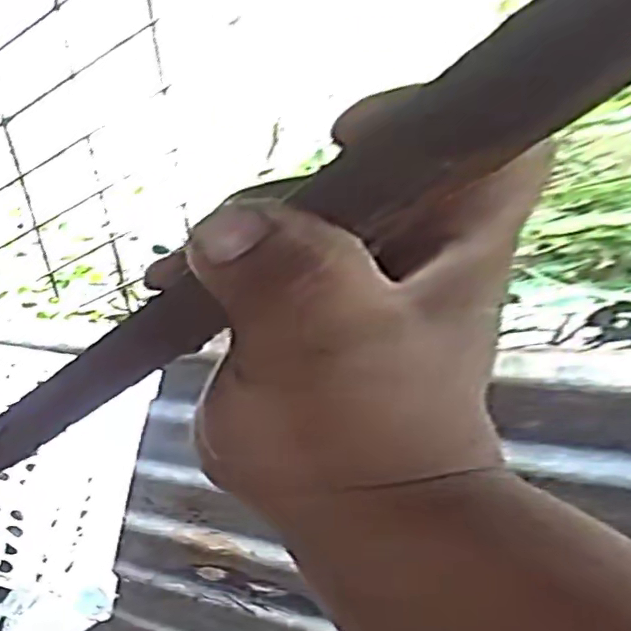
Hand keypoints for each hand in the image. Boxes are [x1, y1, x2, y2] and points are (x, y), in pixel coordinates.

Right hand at [146, 90, 552, 522]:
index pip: (457, 138)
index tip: (334, 135)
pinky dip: (210, 284)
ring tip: (173, 274)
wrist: (343, 507)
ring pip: (283, 239)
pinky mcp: (290, 329)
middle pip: (341, 188)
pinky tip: (173, 296)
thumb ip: (285, 276)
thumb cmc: (353, 432)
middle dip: (269, 206)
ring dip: (226, 248)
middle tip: (211, 239)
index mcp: (446, 239)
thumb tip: (220, 225)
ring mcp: (339, 295)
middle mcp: (399, 255)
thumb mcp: (325, 345)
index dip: (405, 123)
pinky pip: (248, 283)